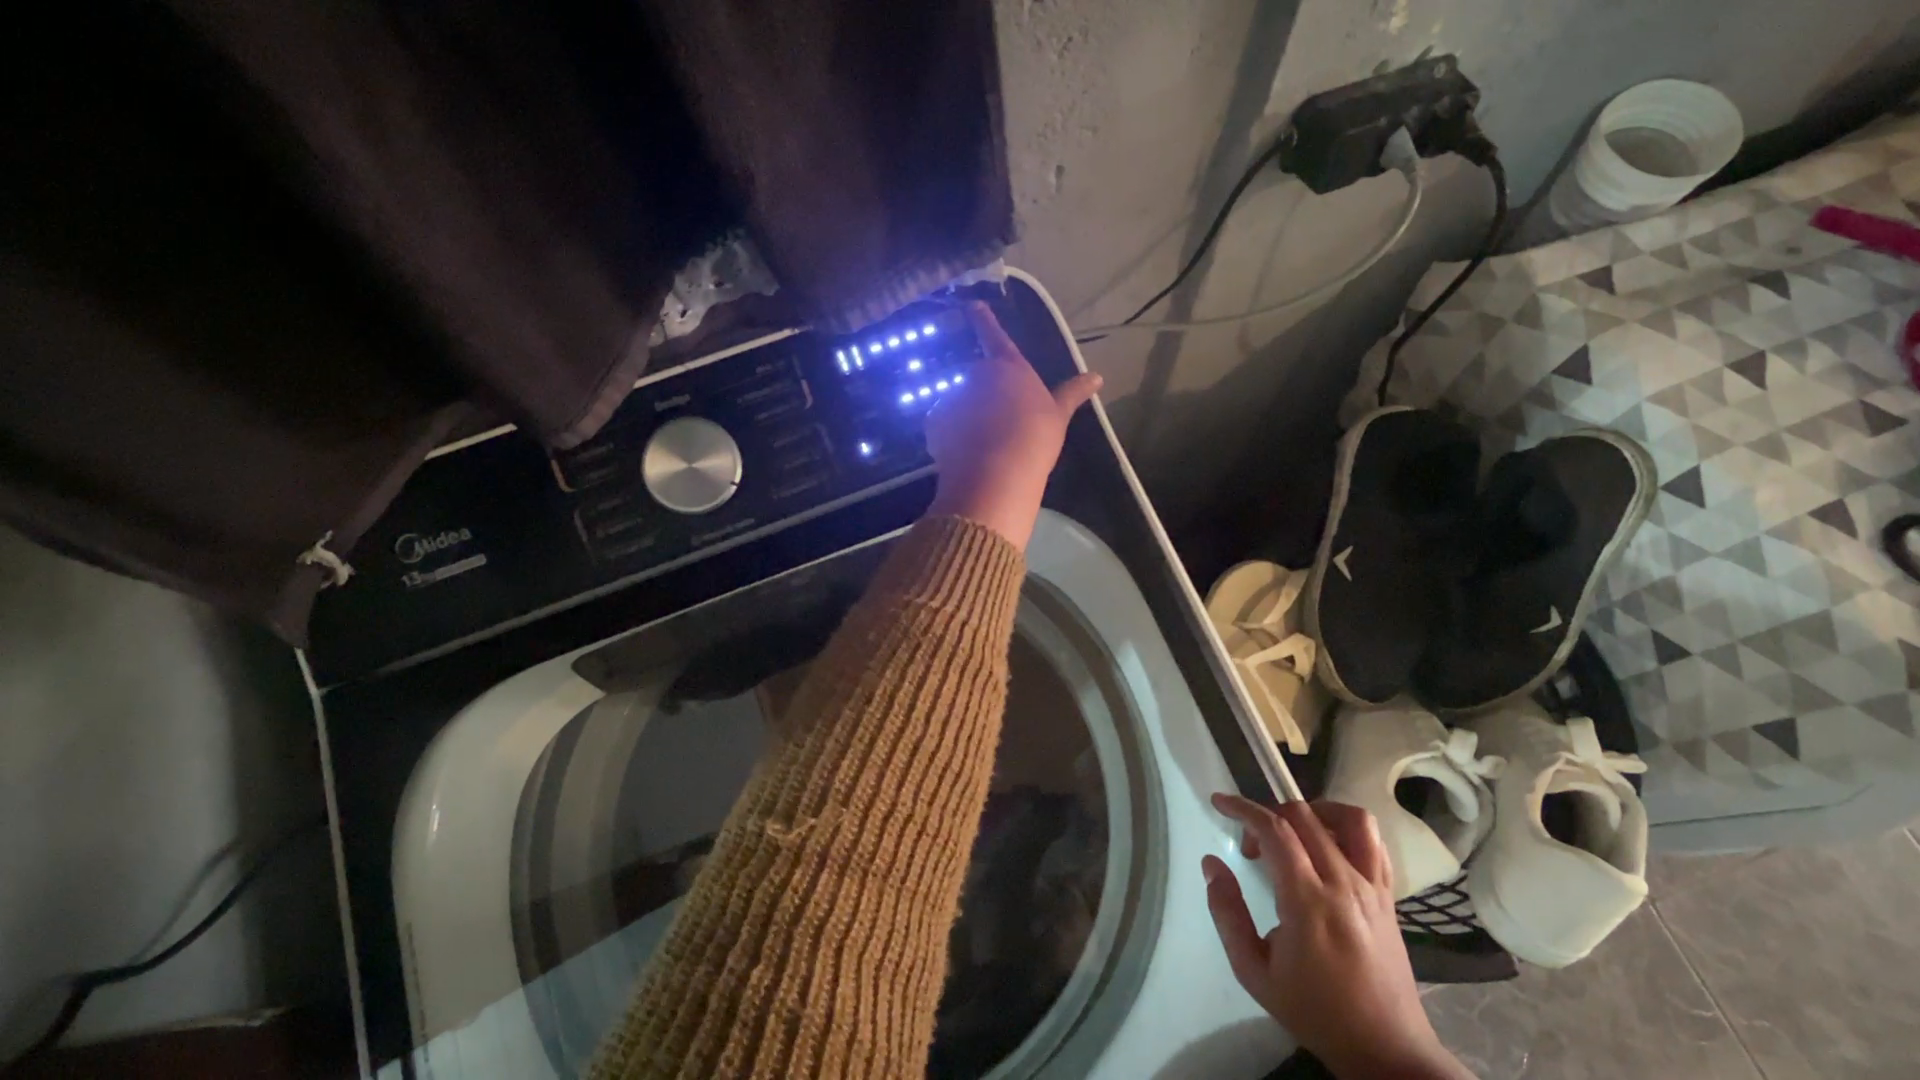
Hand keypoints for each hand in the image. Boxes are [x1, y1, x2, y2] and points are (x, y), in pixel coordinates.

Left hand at [924, 301, 1101, 548]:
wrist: (995, 474)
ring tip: (986, 447)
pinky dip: (953, 436)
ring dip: (969, 418)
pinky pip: (945, 426)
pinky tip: (967, 455)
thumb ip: (1073, 393)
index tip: (972, 305)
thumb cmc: (1033, 438)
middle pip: (978, 380)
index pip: (994, 336)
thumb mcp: (1058, 416)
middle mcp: (975, 374)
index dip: (984, 320)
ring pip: (961, 404)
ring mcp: (951, 396)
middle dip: (986, 398)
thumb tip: (1097, 377)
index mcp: (1008, 367)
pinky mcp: (934, 421)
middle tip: (1002, 426)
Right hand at [1203, 796, 1471, 1079]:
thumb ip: (1227, 913)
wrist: (1384, 1047)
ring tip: (1291, 834)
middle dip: (1267, 815)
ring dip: (1311, 811)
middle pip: (1304, 817)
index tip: (1219, 803)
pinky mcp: (1389, 894)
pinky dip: (1345, 827)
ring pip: (1346, 818)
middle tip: (1248, 847)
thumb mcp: (1253, 971)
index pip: (1275, 830)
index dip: (1243, 809)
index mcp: (1308, 901)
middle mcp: (1344, 882)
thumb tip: (1211, 864)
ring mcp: (1372, 886)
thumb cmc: (1313, 1011)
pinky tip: (1326, 847)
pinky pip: (1372, 841)